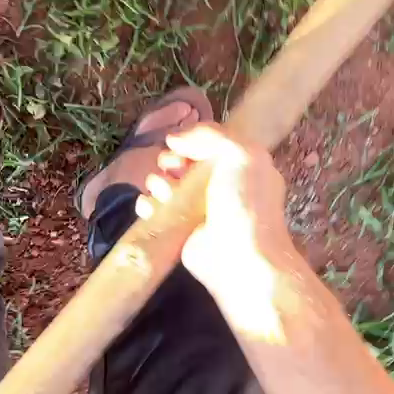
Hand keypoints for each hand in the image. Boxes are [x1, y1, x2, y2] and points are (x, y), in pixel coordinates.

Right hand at [137, 124, 304, 306]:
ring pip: (163, 184)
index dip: (189, 142)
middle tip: (171, 170)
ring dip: (157, 182)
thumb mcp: (242, 155)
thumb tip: (174, 138)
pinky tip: (150, 206)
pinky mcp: (178, 229)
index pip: (204, 145)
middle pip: (180, 162)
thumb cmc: (245, 204)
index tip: (180, 147)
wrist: (238, 258)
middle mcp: (216, 186)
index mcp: (237, 167)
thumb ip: (212, 134)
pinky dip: (147, 205)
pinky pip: (154, 209)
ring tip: (164, 192)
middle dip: (169, 162)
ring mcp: (196, 209)